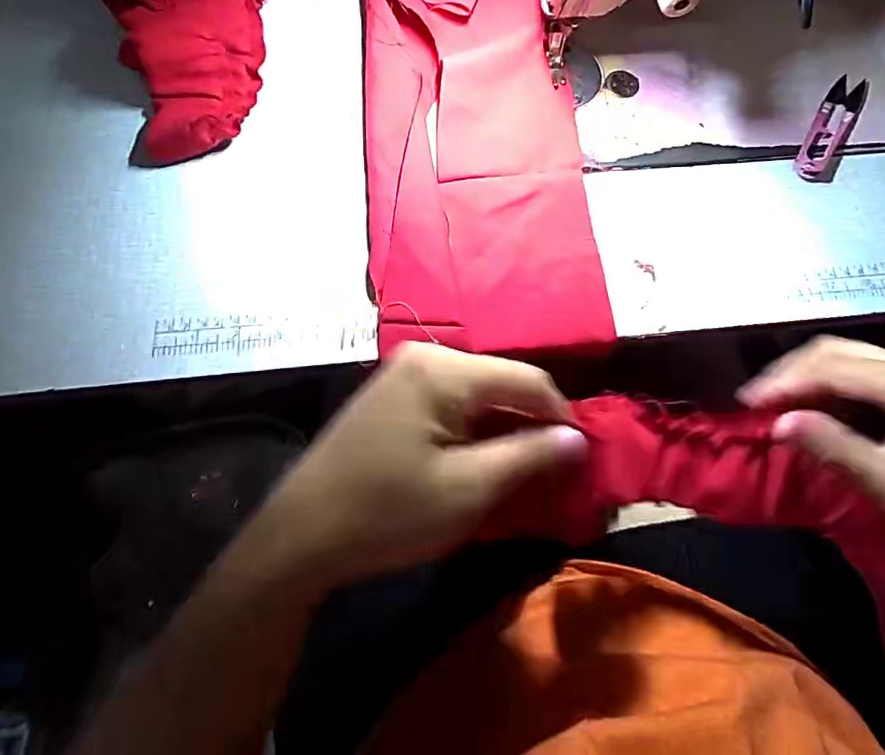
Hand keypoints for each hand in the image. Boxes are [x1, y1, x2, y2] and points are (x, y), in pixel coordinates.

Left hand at [244, 343, 587, 592]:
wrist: (303, 529)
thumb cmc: (388, 512)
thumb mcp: (468, 490)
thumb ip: (529, 456)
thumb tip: (578, 437)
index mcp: (443, 369)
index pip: (528, 380)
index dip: (562, 419)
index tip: (582, 462)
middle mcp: (424, 355)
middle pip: (500, 382)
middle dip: (530, 424)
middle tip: (553, 473)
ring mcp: (403, 371)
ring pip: (476, 393)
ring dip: (502, 428)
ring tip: (521, 472)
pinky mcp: (391, 392)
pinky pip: (449, 401)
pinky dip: (472, 428)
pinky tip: (479, 461)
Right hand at [739, 337, 884, 602]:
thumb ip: (837, 450)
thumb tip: (778, 422)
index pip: (835, 367)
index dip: (785, 382)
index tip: (746, 404)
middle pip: (841, 352)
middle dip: (792, 373)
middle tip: (756, 401)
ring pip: (854, 362)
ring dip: (811, 380)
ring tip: (777, 406)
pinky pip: (871, 380)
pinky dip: (835, 391)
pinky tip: (818, 412)